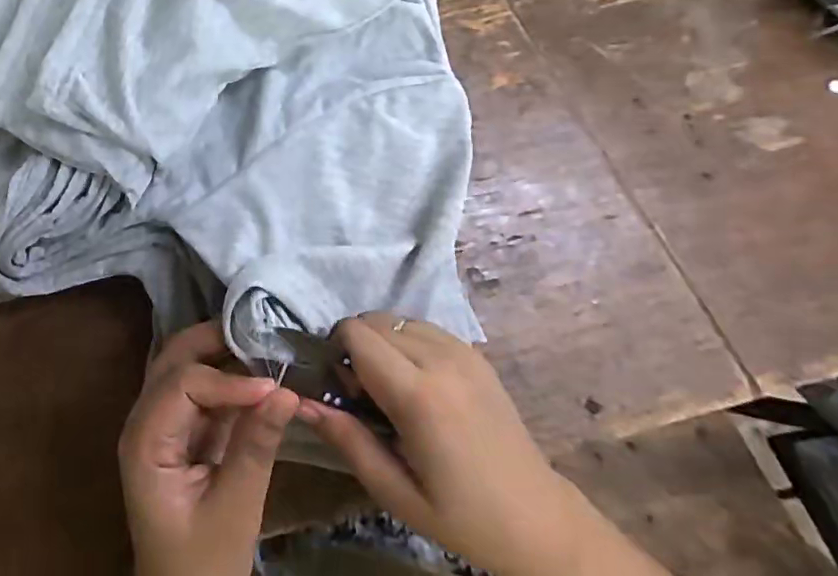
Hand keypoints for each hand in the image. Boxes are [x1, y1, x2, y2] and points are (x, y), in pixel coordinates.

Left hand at [119, 322, 297, 575]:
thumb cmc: (203, 564)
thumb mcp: (234, 510)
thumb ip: (256, 447)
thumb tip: (287, 391)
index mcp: (145, 441)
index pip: (182, 383)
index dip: (227, 379)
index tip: (272, 386)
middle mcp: (145, 421)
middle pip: (174, 359)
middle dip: (215, 340)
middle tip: (262, 334)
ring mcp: (160, 425)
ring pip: (184, 366)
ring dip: (221, 352)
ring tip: (264, 347)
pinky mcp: (180, 433)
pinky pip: (200, 390)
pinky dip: (228, 378)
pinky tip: (257, 375)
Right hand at [299, 313, 665, 575]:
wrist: (537, 518)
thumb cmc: (461, 515)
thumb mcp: (395, 491)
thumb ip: (347, 440)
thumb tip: (300, 402)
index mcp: (418, 395)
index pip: (357, 335)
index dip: (337, 352)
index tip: (343, 389)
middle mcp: (440, 359)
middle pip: (374, 320)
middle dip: (356, 346)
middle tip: (364, 394)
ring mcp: (462, 350)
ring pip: (397, 318)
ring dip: (381, 341)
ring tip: (392, 387)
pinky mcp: (475, 352)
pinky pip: (424, 326)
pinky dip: (406, 340)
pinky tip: (418, 380)